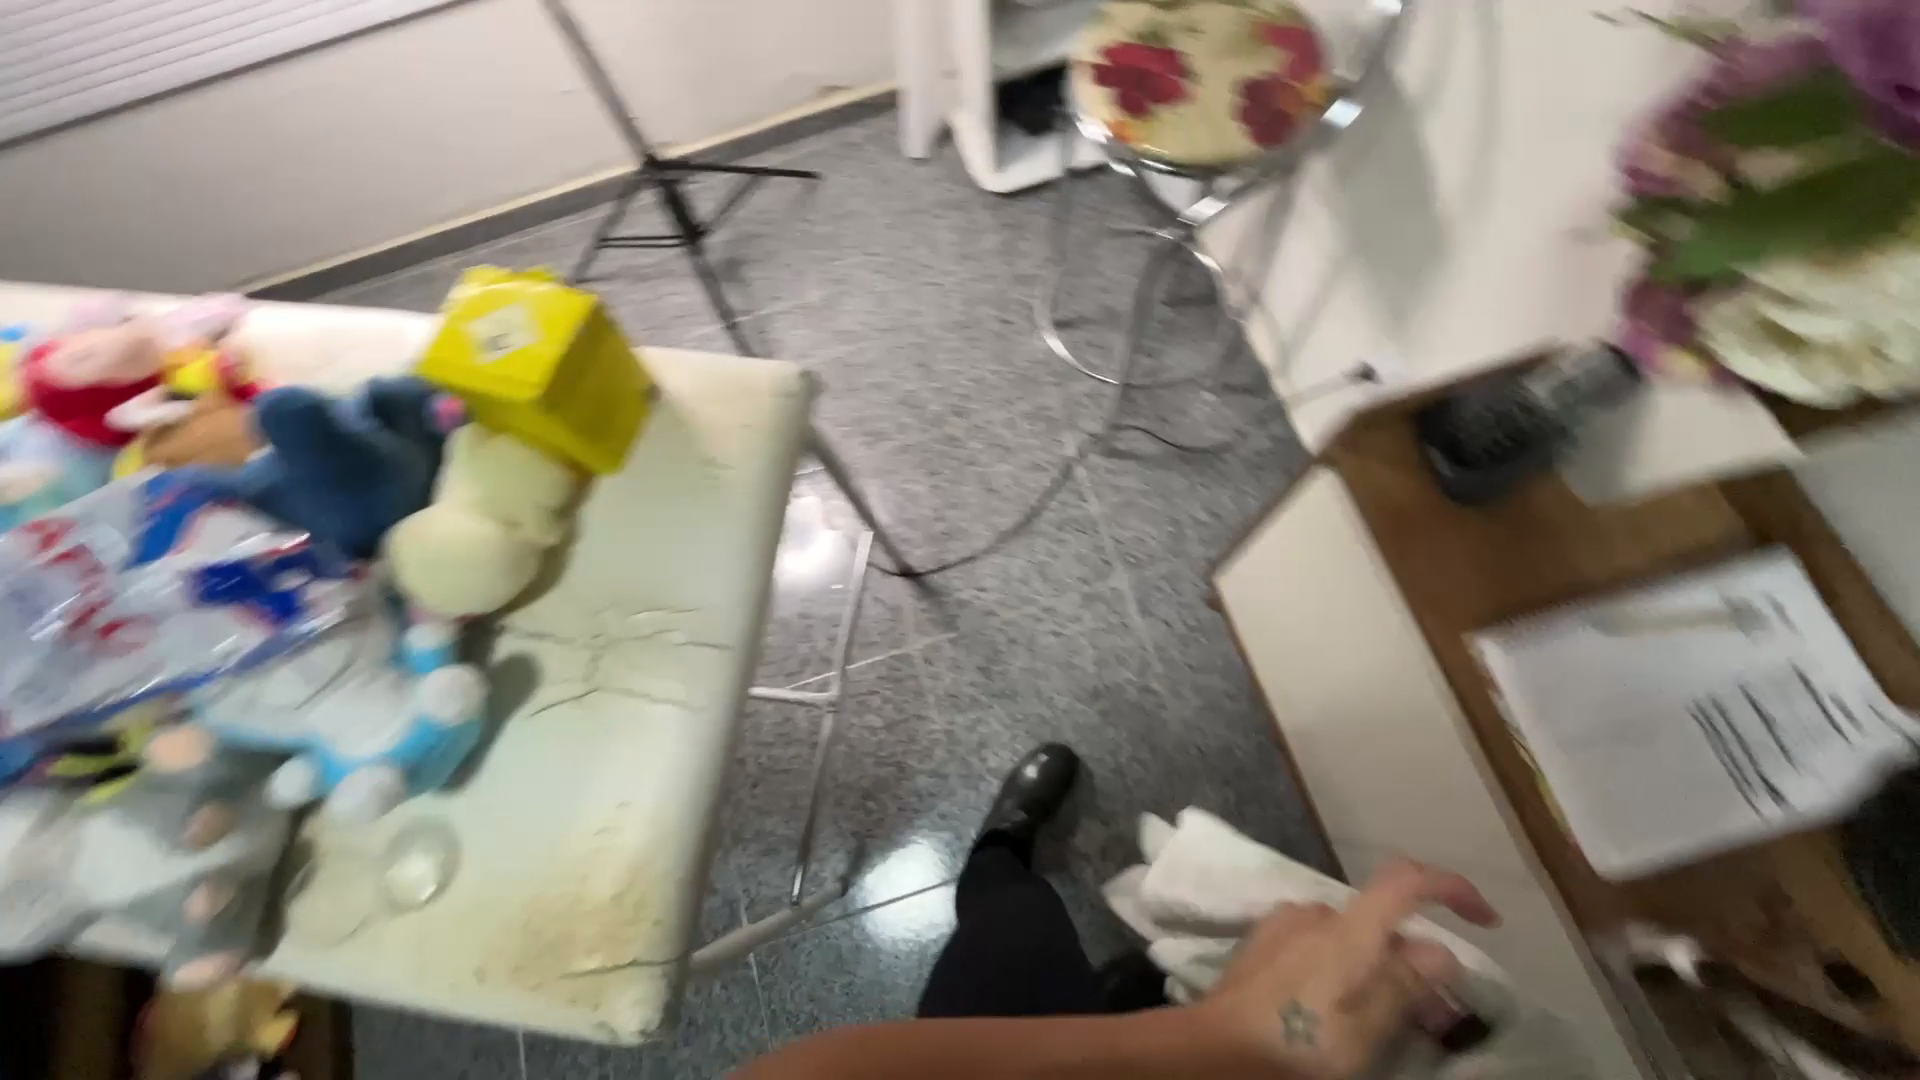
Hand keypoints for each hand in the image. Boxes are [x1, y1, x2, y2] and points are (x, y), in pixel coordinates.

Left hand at [1194, 858, 1500, 1079]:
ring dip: (1378, 968)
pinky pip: (1320, 944)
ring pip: (1350, 936)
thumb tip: (1441, 949)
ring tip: (1390, 1022)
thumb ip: (1403, 985)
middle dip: (1416, 959)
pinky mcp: (1265, 940)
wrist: (1213, 1047)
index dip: (1450, 888)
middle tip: (1436, 1017)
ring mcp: (1284, 922)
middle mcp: (1314, 912)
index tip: (1487, 920)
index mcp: (1344, 929)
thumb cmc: (1294, 1044)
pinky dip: (1345, 967)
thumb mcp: (1362, 1030)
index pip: (1404, 880)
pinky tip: (1341, 1008)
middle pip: (1381, 920)